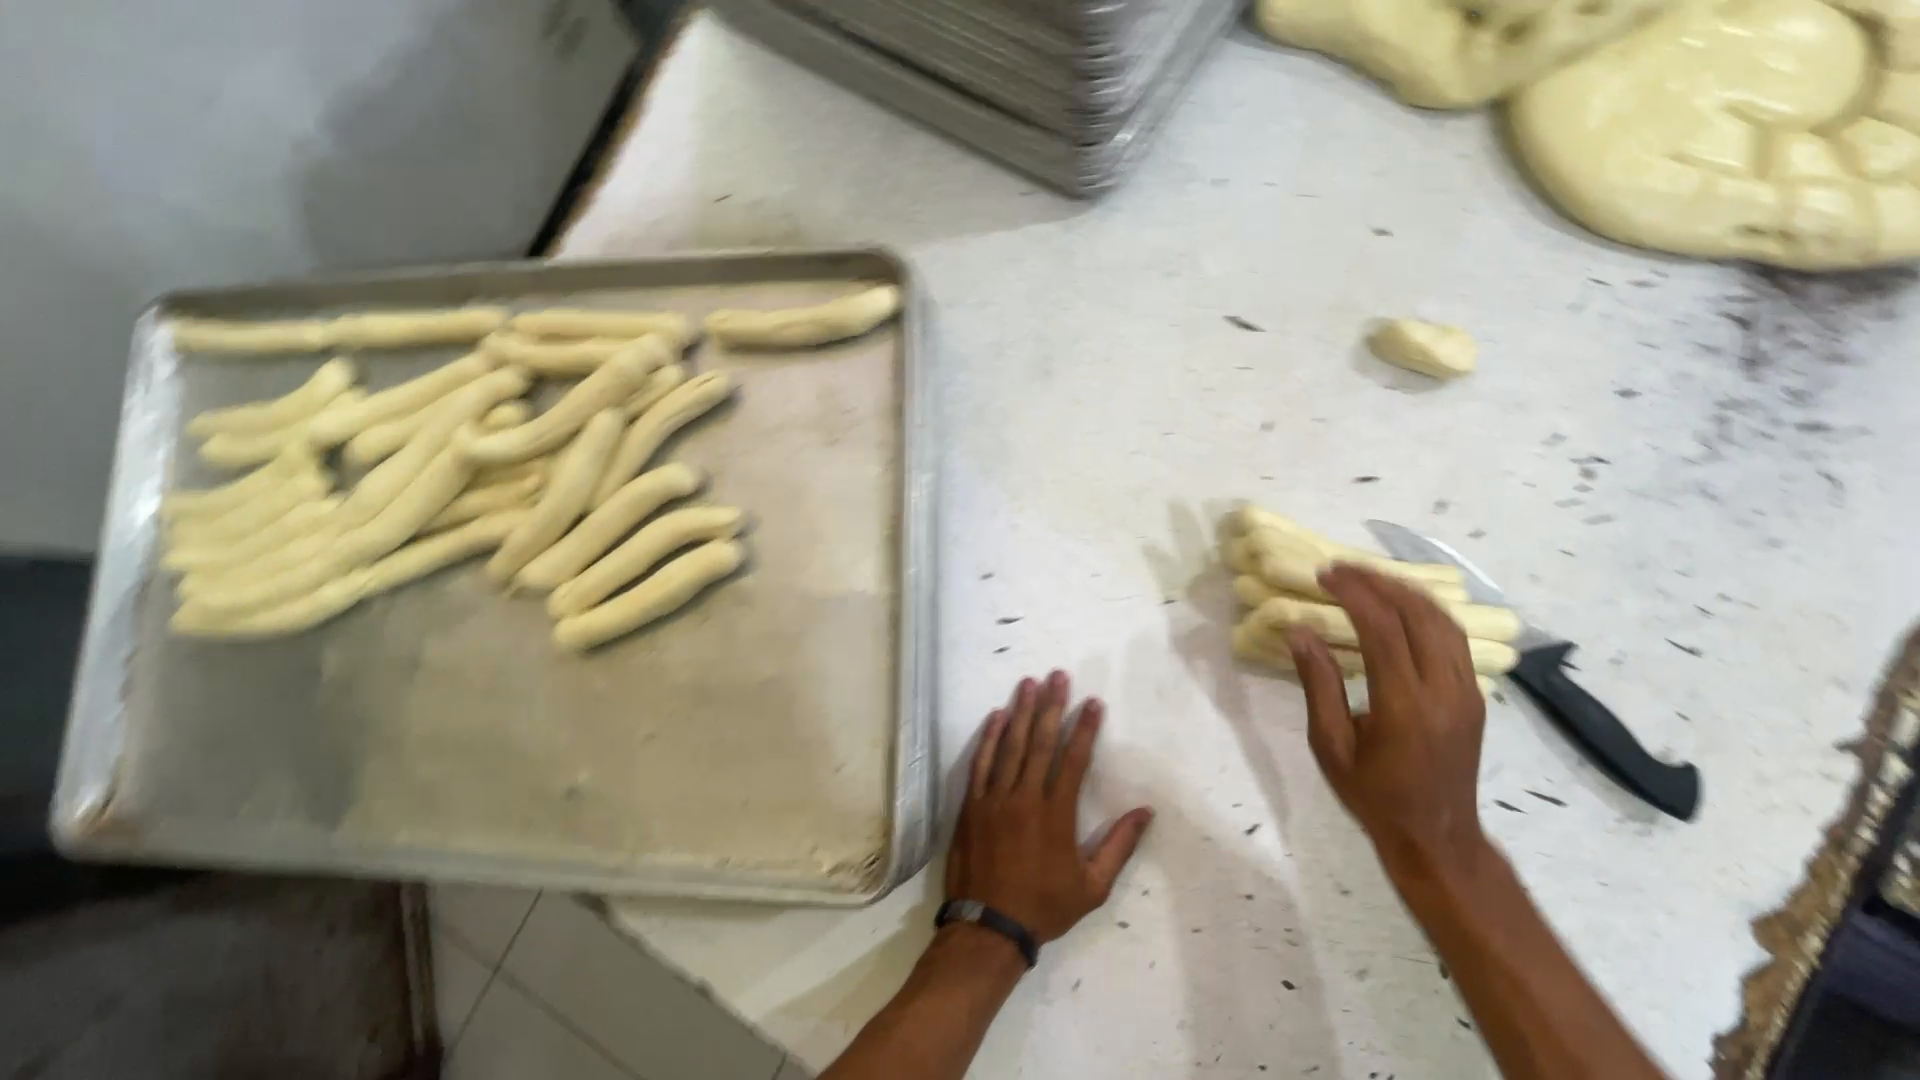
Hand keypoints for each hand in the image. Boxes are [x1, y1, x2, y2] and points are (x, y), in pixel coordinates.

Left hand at [946, 671, 1154, 944]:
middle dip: (1051, 706)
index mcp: (1055, 814)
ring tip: (1029, 683)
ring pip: (1009, 746)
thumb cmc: (1044, 906)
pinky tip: (997, 716)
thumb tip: (1145, 812)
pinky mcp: (970, 806)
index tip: (1093, 703)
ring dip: (1021, 712)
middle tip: (1058, 676)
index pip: (1073, 760)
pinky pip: (980, 764)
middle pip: (1040, 742)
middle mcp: (1024, 797)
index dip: (1085, 729)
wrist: (988, 927)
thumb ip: (1119, 846)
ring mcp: (993, 799)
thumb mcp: (1092, 886)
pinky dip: (989, 738)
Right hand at [1286, 564, 1487, 876]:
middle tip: (1342, 569)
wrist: (1436, 836)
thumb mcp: (1331, 745)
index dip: (1354, 594)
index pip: (1384, 629)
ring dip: (1405, 592)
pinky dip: (1426, 612)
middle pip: (1418, 615)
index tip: (1325, 575)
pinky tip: (1402, 606)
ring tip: (1369, 578)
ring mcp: (1467, 692)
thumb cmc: (1373, 796)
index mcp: (1406, 705)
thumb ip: (1319, 684)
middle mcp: (1445, 691)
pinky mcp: (1475, 696)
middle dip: (1378, 583)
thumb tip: (1301, 631)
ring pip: (1443, 621)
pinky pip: (1455, 639)